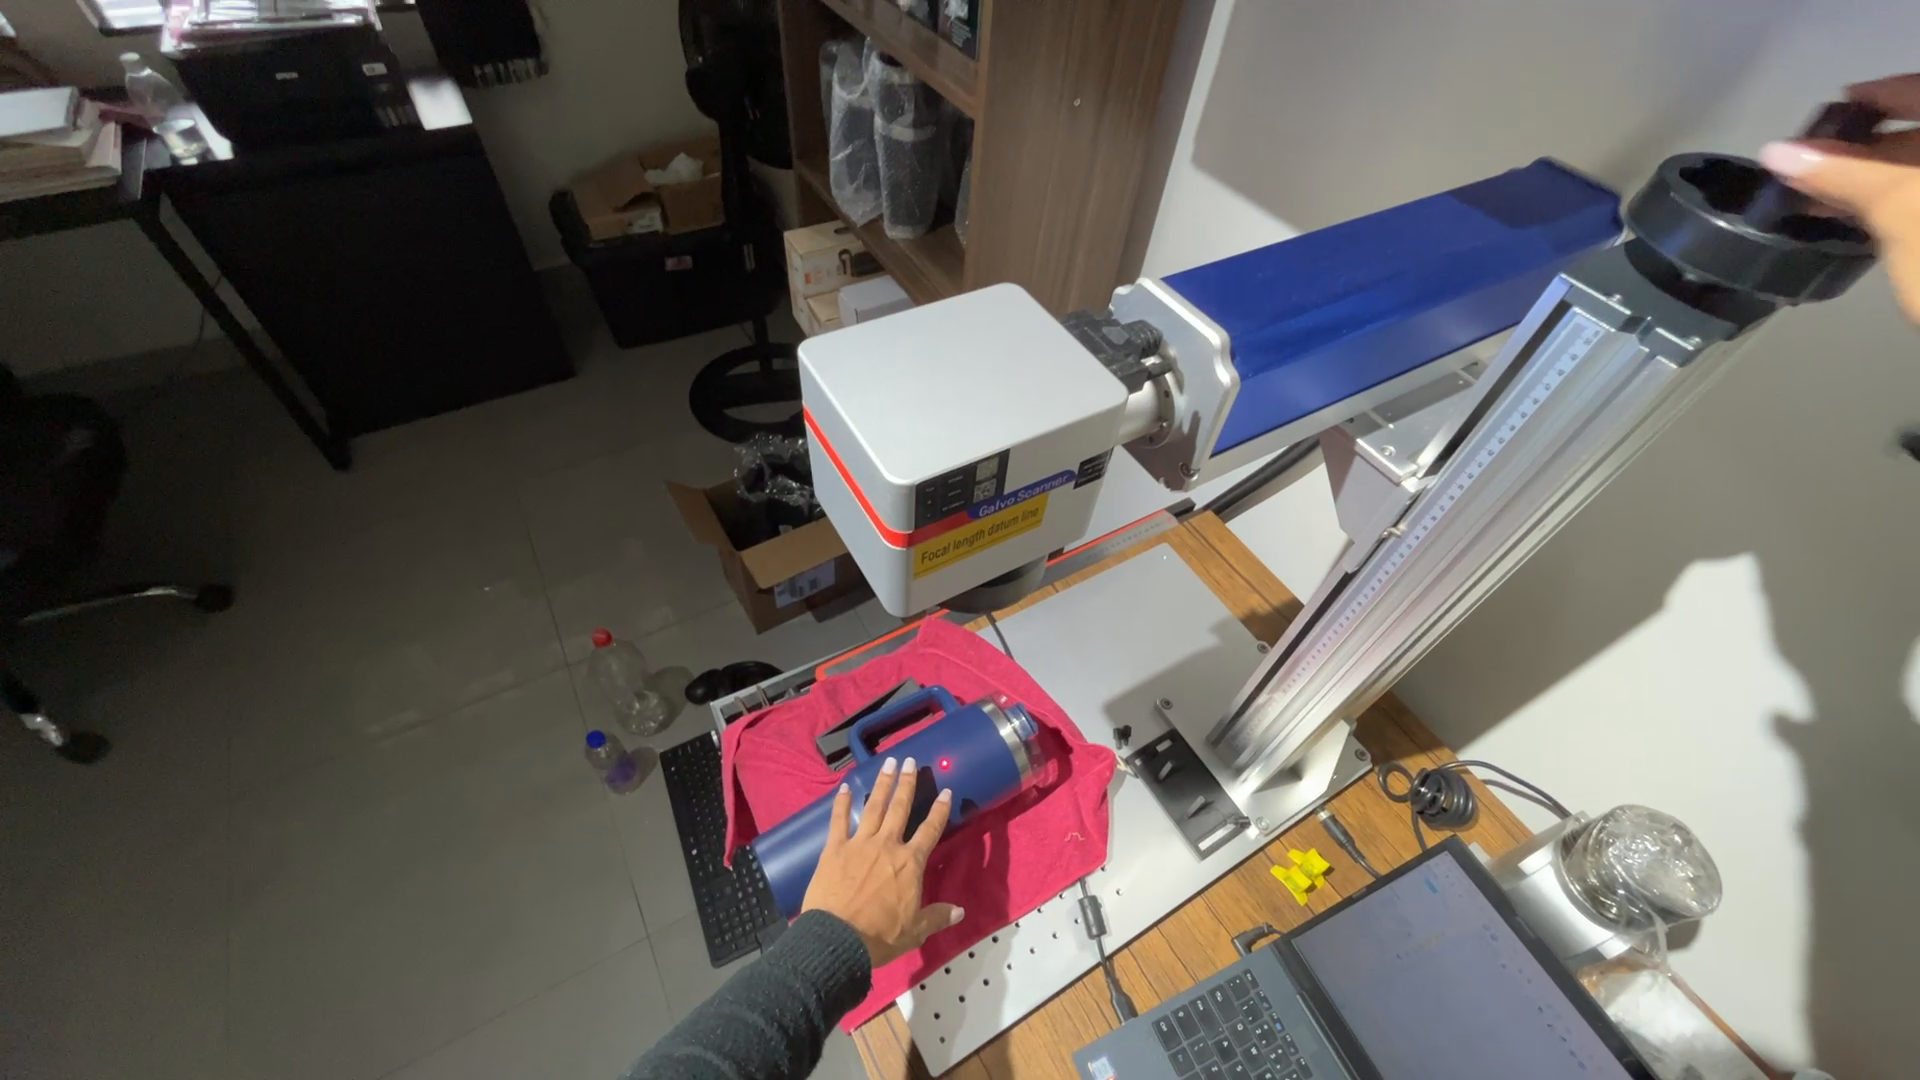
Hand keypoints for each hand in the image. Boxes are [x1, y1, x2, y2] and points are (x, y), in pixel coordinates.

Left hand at [802, 756, 965, 967]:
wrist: (838, 939)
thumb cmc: (880, 936)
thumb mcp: (915, 931)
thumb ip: (937, 916)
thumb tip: (960, 911)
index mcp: (909, 863)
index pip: (930, 830)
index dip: (939, 810)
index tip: (945, 791)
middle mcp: (887, 845)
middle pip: (900, 808)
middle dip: (907, 783)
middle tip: (911, 761)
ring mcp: (859, 843)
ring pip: (874, 807)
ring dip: (882, 784)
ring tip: (888, 763)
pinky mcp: (834, 848)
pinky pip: (839, 820)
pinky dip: (841, 803)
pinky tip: (844, 787)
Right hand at [1760, 74, 1919, 323]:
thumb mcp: (1907, 210)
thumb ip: (1845, 175)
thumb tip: (1778, 152)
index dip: (1888, 92)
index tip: (1834, 107)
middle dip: (1870, 140)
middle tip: (1812, 159)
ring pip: (1916, 168)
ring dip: (1872, 173)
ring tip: (1817, 190)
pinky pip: (1916, 198)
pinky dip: (1890, 197)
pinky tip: (1853, 211)